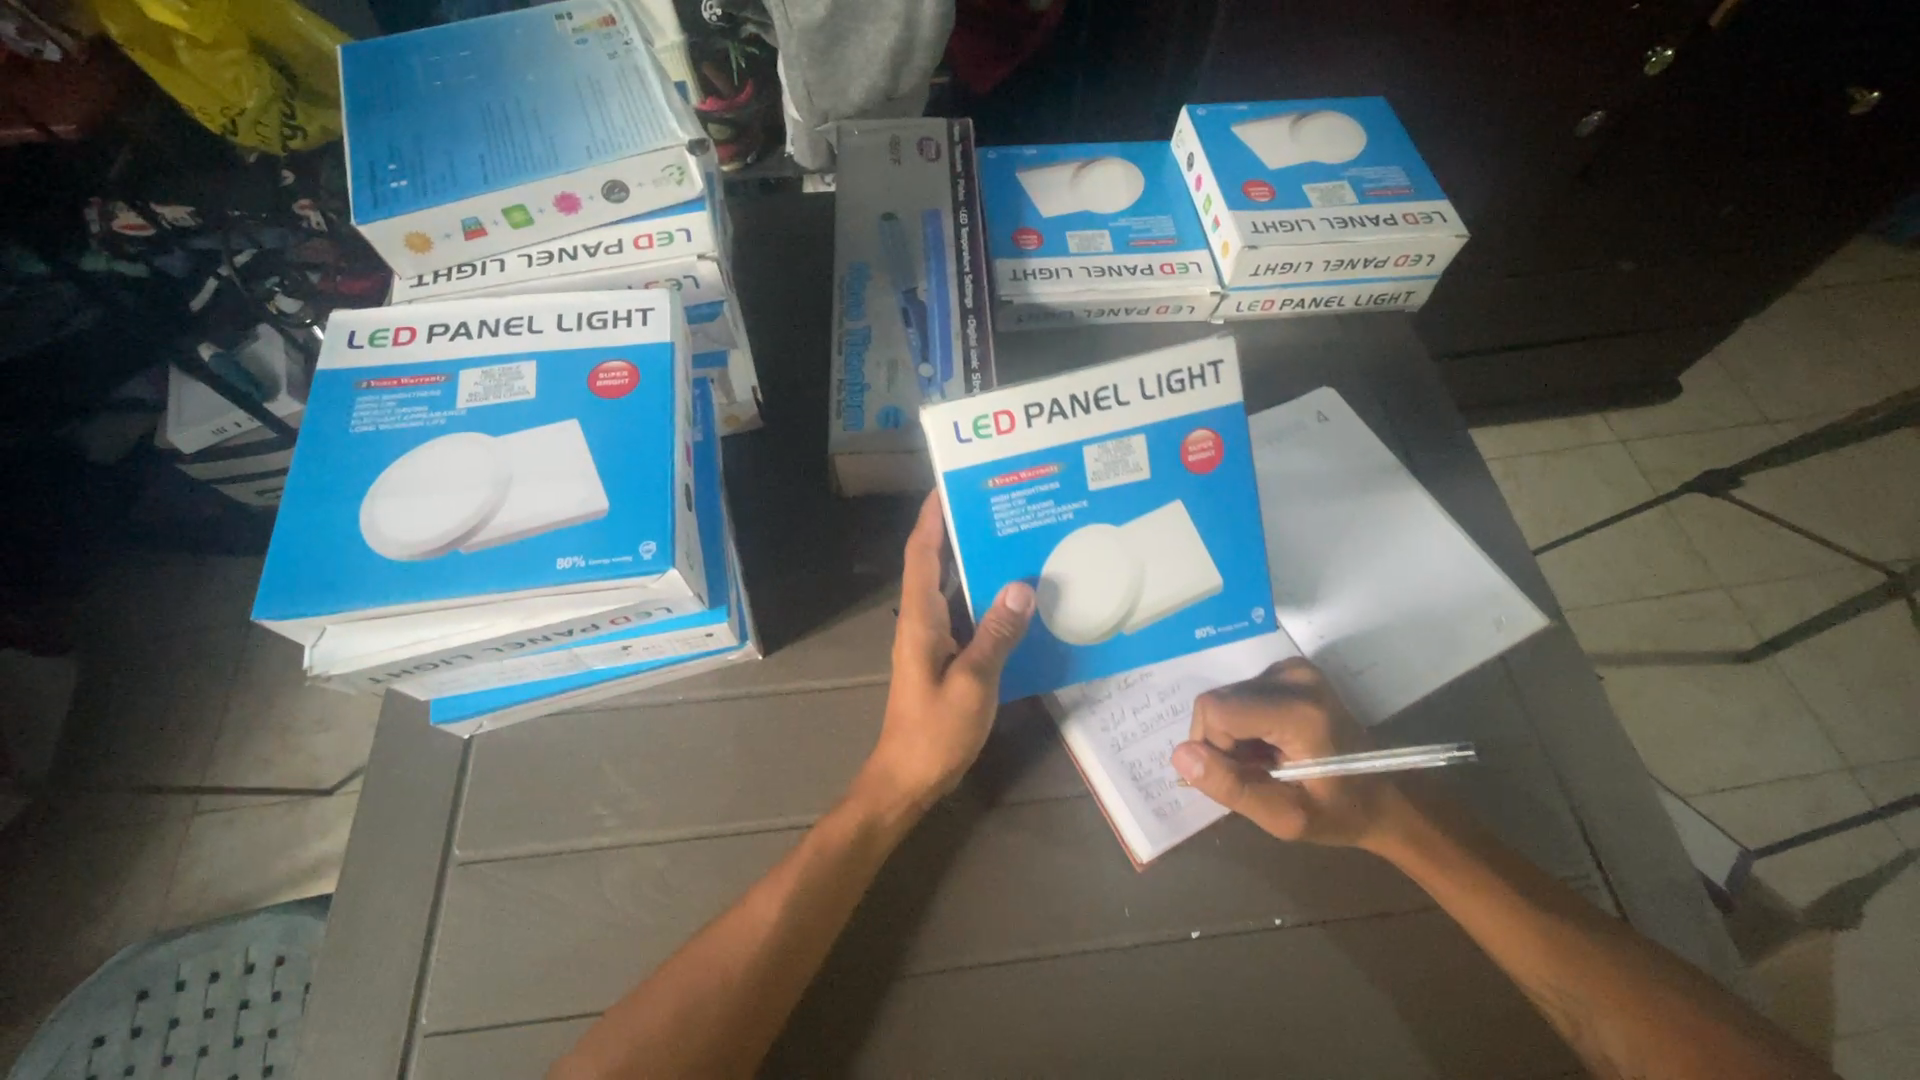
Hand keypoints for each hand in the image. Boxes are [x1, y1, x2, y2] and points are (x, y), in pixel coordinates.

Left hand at [860, 493, 1033, 812]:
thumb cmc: (934, 732)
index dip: (932, 517)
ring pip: (953, 589)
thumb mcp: (972, 683)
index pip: (922, 553)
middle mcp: (923, 621)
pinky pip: (966, 616)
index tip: (952, 484)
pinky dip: (986, 600)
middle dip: (960, 531)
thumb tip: (1020, 586)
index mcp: (920, 619)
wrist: (908, 777)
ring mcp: (933, 640)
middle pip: (936, 563)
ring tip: (1016, 539)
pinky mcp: (946, 658)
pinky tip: (1019, 598)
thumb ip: (996, 635)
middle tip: (1000, 505)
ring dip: (976, 564)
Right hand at [1171, 658, 1410, 851]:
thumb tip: (1180, 755)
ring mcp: (1293, 669)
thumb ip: (1232, 787)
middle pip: (1216, 702)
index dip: (1213, 748)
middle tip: (1255, 774)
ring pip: (1224, 698)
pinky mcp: (1289, 669)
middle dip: (1220, 743)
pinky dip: (1242, 723)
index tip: (1242, 778)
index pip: (1216, 711)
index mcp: (1300, 712)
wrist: (1383, 798)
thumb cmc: (1338, 814)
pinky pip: (1239, 694)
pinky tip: (1270, 744)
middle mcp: (1295, 677)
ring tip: (1266, 761)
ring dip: (1231, 735)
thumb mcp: (1285, 818)